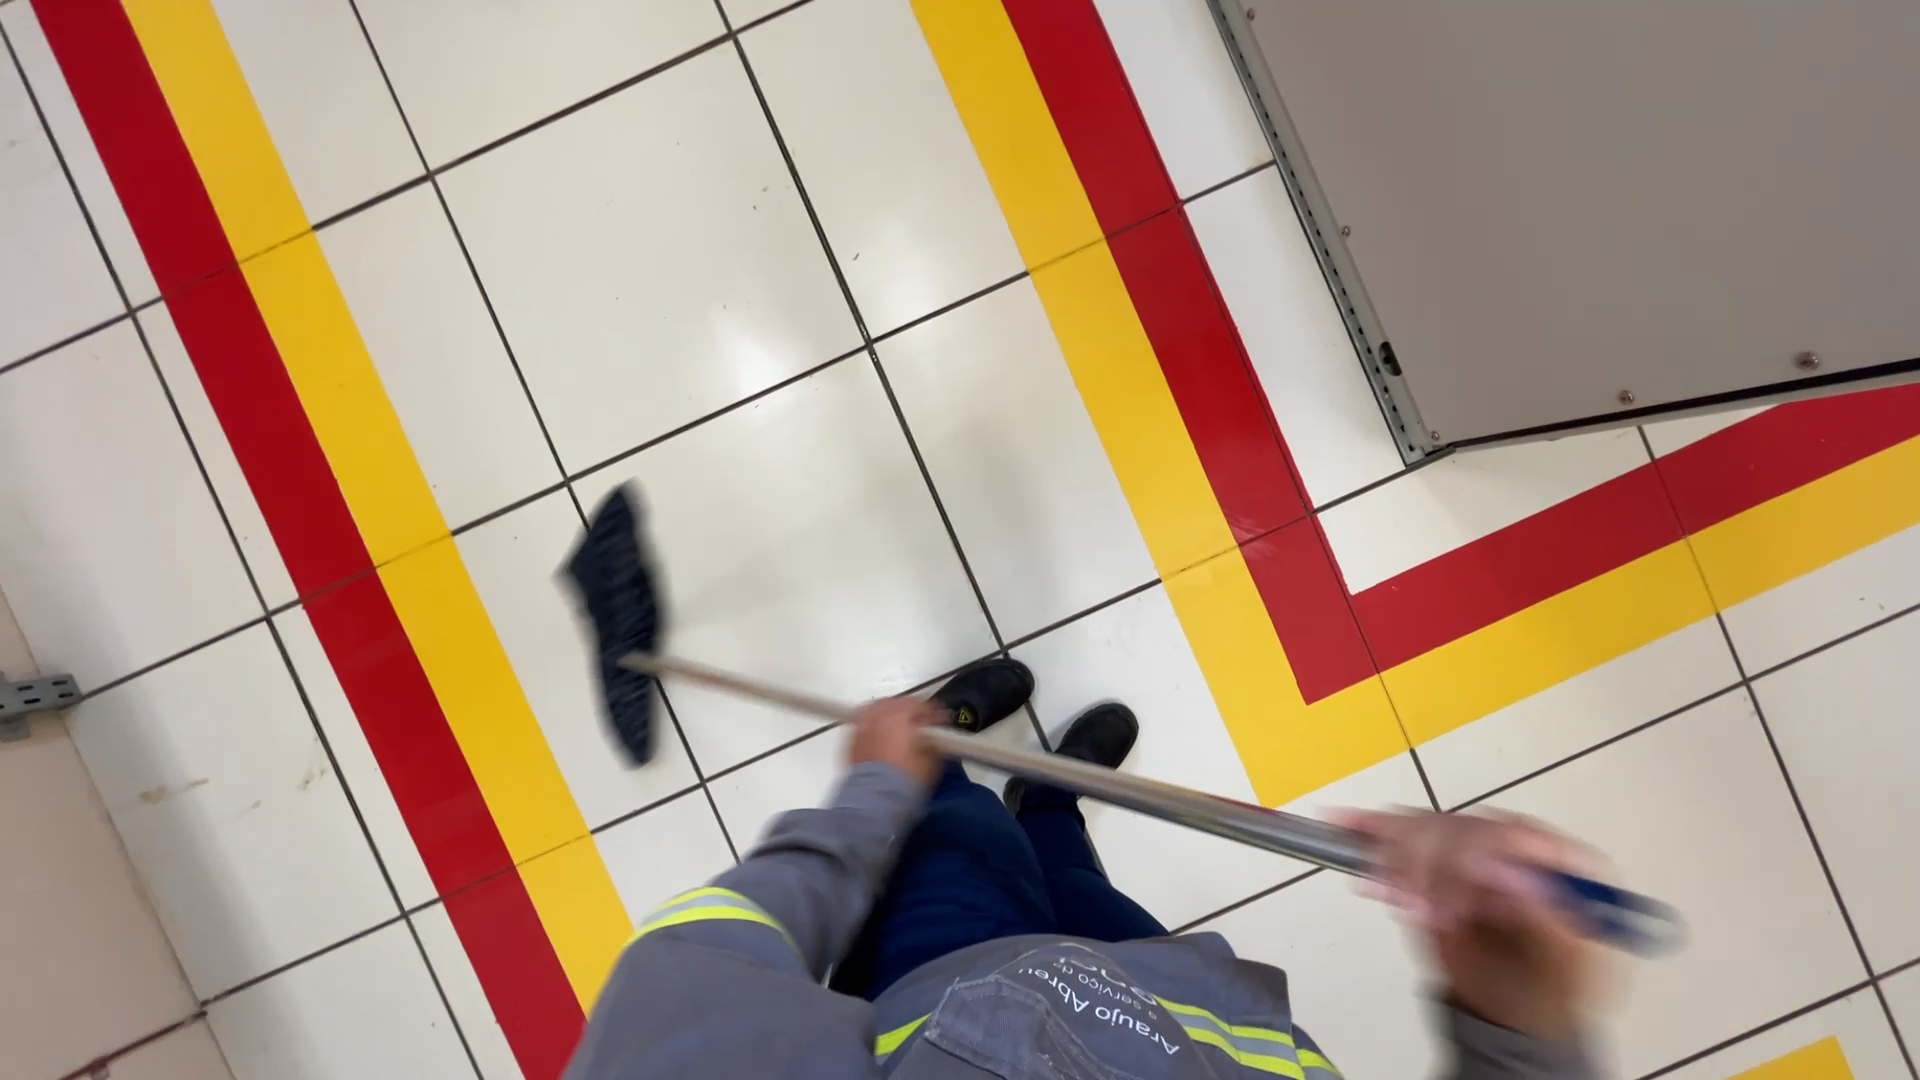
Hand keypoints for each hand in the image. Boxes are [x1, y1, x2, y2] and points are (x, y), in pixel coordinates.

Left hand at [846, 697, 946, 788]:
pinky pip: (864, 720)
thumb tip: (937, 736)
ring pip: (879, 707)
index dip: (935, 713)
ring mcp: (864, 724)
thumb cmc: (905, 781)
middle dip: (912, 710)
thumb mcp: (931, 761)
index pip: (922, 705)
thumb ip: (936, 742)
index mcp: (902, 717)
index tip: (940, 721)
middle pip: (899, 702)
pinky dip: (874, 721)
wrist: (874, 800)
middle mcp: (881, 715)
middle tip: (921, 723)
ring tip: (899, 724)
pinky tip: (879, 731)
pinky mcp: (852, 737)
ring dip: (891, 712)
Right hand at [1339, 809, 1602, 1039]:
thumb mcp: (1561, 970)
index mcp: (1560, 864)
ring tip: (1392, 900)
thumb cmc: (1543, 994)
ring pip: (1418, 827)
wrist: (1507, 1012)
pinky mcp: (1429, 851)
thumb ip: (1545, 921)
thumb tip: (1514, 875)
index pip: (1514, 835)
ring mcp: (1467, 844)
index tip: (1451, 892)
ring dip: (1395, 860)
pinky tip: (1341, 823)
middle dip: (1428, 868)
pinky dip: (1368, 828)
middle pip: (1457, 828)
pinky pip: (1395, 828)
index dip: (1475, 855)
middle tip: (1419, 914)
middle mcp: (1513, 843)